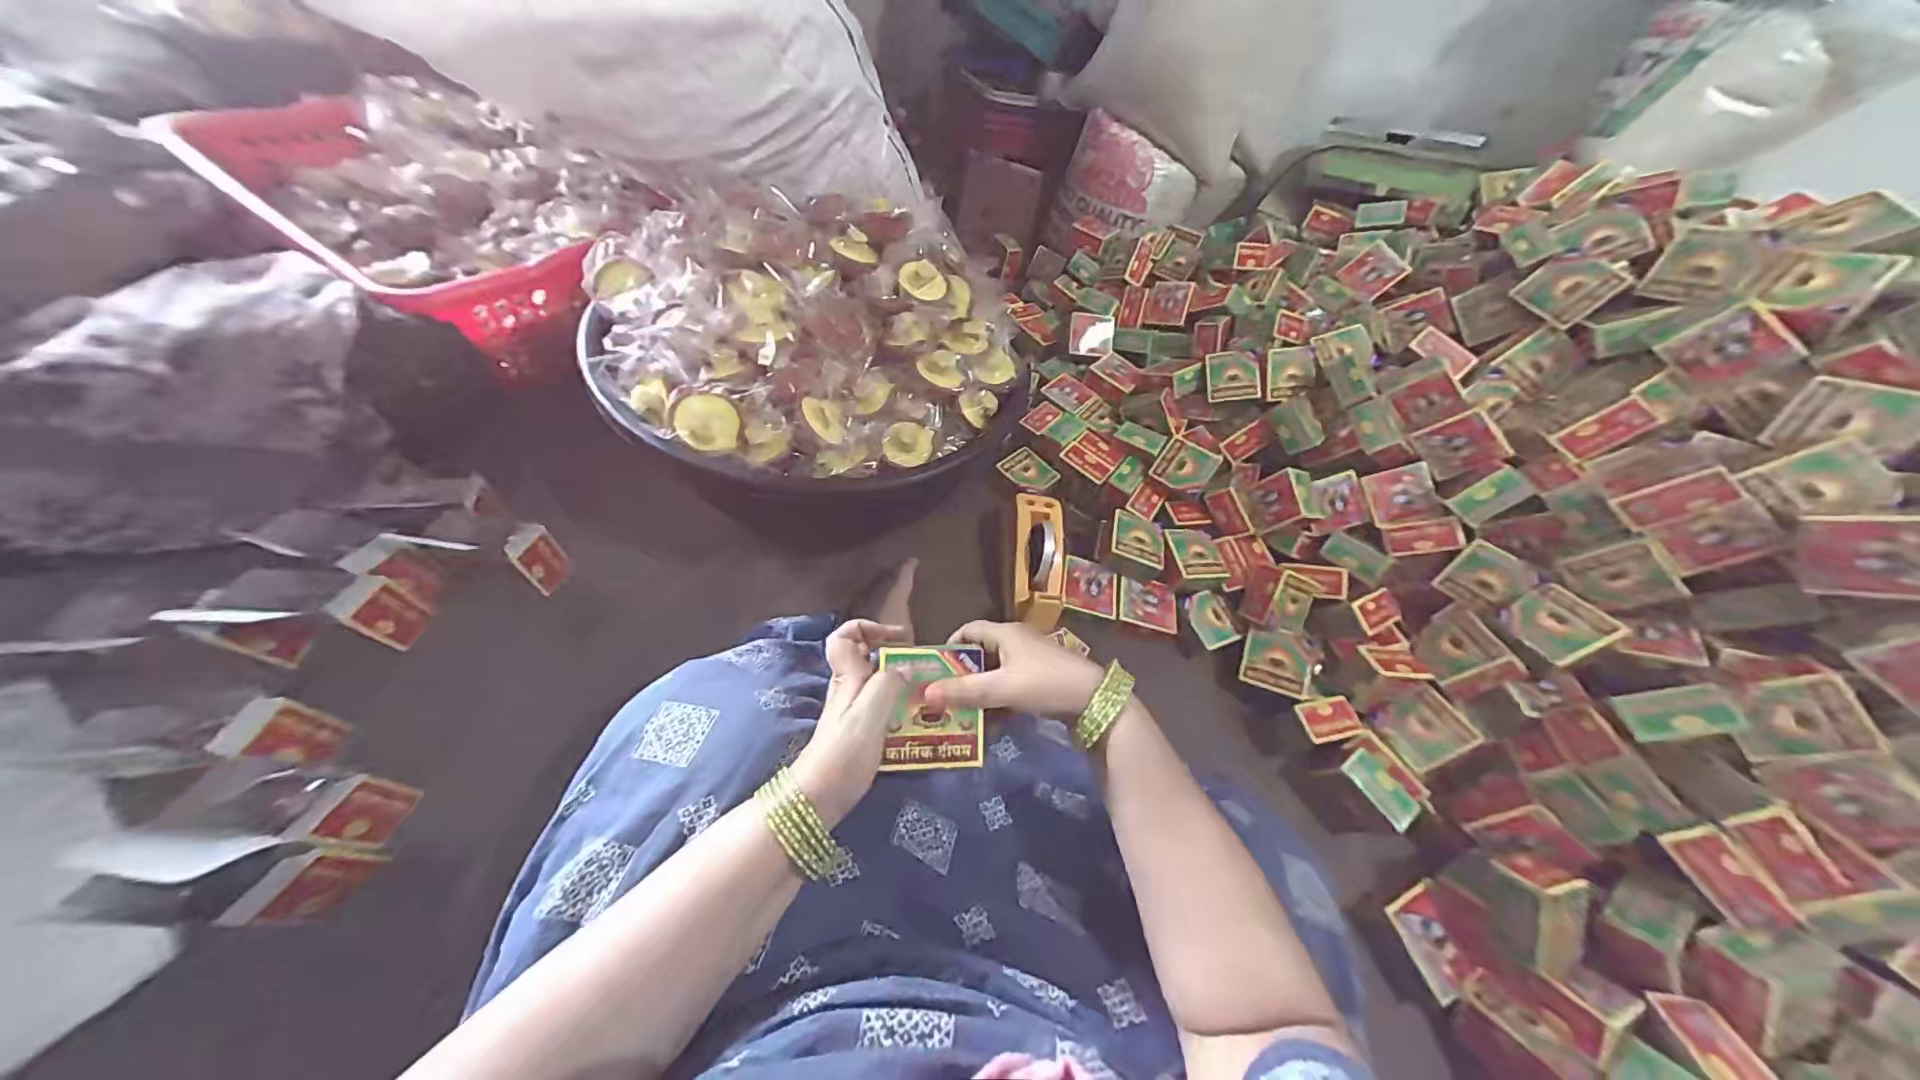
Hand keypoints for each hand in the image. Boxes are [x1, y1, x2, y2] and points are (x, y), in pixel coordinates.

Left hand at [791, 619, 909, 822]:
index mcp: (848, 678)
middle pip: (866, 657)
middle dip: (896, 655)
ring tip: (929, 693)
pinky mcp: (859, 733)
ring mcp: (852, 712)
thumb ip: (888, 684)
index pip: (845, 635)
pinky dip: (901, 706)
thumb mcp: (870, 714)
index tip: (900, 639)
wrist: (817, 800)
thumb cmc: (843, 754)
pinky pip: (882, 707)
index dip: (870, 628)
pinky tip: (918, 721)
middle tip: (924, 667)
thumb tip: (906, 666)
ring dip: (902, 682)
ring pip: (877, 683)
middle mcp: (848, 690)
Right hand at [924, 621, 1105, 716]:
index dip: (950, 645)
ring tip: (964, 714)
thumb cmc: (1045, 684)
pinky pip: (1011, 686)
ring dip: (981, 692)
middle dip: (963, 675)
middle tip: (945, 696)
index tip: (936, 669)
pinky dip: (999, 700)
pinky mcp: (1042, 678)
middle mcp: (1017, 641)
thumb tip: (925, 693)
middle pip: (981, 653)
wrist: (1096, 700)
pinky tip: (992, 722)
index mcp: (1006, 633)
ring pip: (996, 673)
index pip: (969, 629)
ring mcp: (1032, 660)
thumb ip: (964, 691)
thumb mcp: (1002, 689)